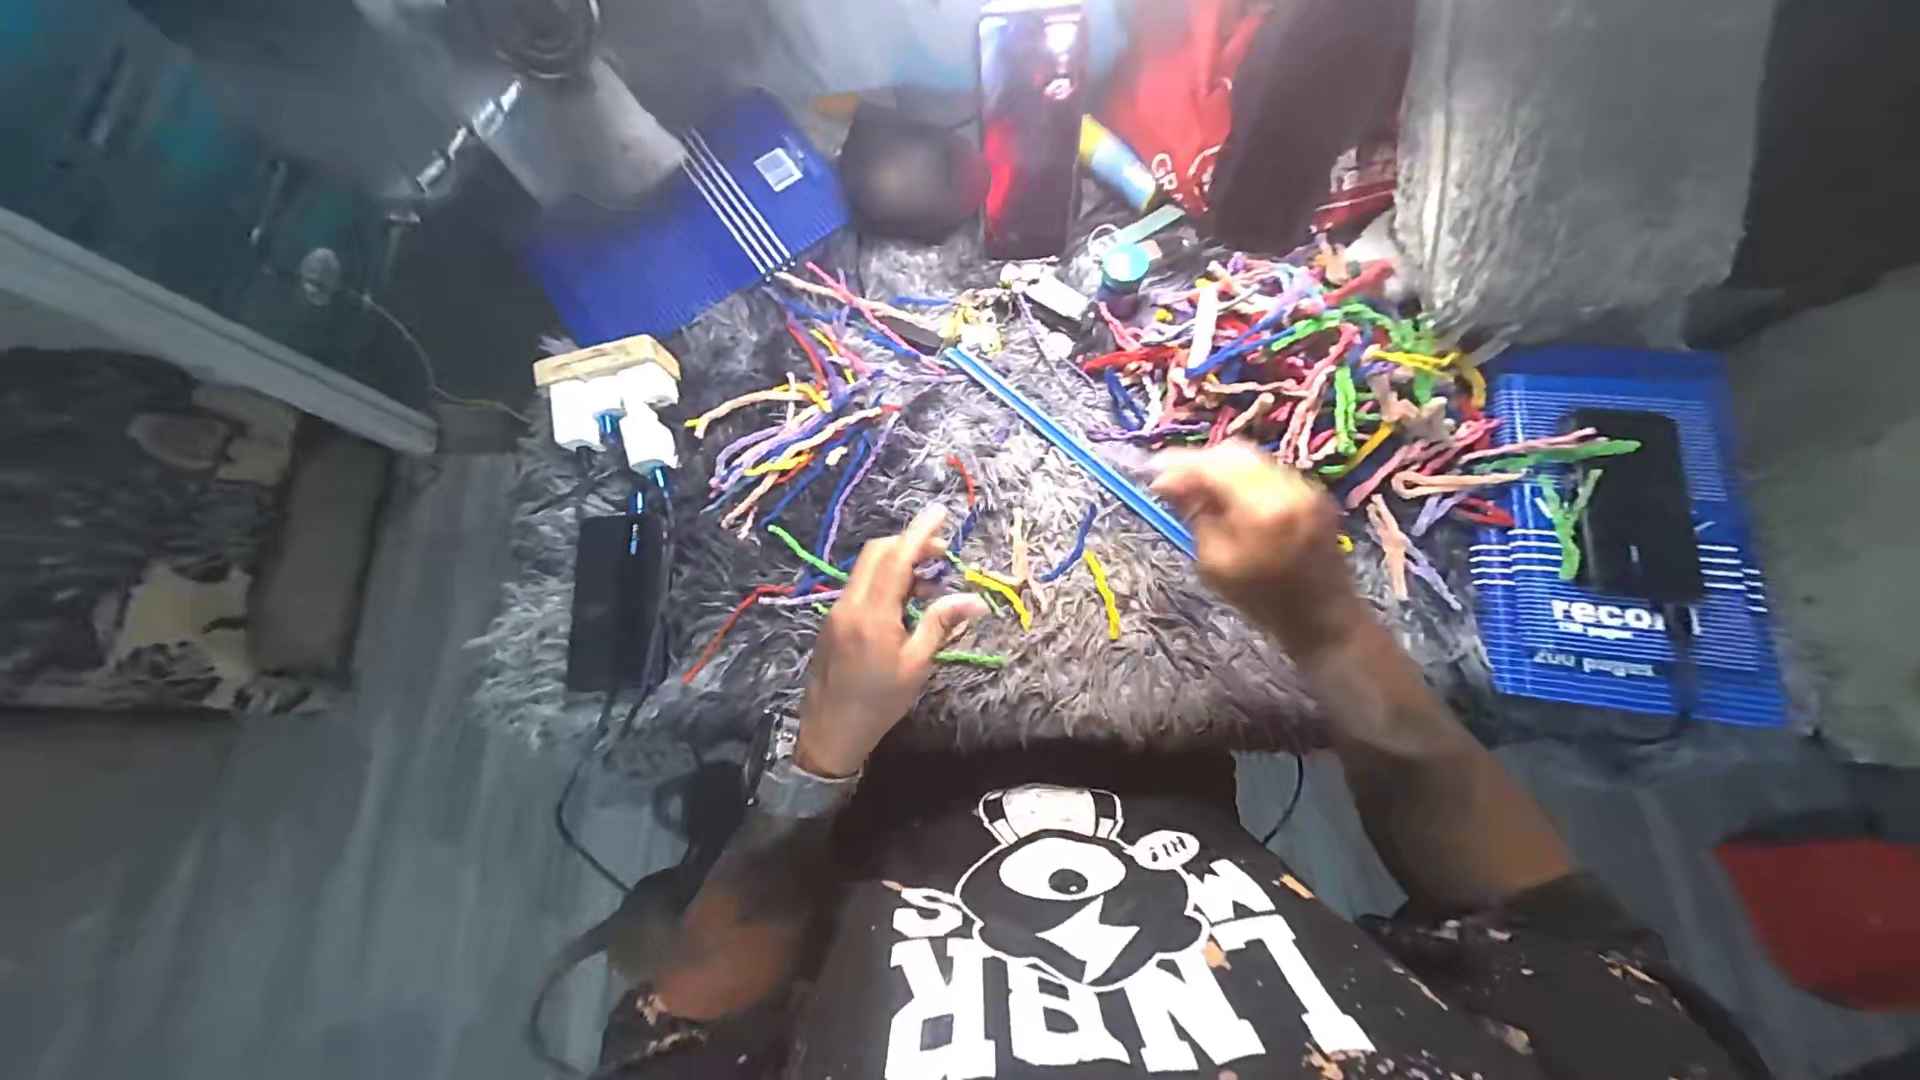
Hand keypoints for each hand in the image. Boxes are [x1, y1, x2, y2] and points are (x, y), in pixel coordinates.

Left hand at [795, 505, 989, 777]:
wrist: (829, 732)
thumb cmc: (879, 703)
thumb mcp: (916, 665)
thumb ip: (940, 624)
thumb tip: (975, 599)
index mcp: (873, 614)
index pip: (897, 558)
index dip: (920, 532)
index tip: (940, 512)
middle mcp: (850, 603)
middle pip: (877, 553)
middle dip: (909, 543)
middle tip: (941, 554)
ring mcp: (837, 610)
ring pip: (867, 568)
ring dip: (898, 563)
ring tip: (929, 585)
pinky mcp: (833, 620)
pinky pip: (860, 586)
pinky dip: (884, 581)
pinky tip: (904, 603)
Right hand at [1150, 439, 1364, 656]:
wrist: (1323, 618)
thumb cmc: (1260, 600)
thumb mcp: (1214, 563)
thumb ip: (1193, 515)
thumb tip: (1165, 482)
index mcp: (1262, 509)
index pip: (1213, 465)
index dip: (1179, 463)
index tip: (1152, 473)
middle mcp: (1288, 488)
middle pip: (1234, 452)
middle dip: (1199, 461)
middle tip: (1173, 481)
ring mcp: (1305, 488)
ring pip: (1251, 457)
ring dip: (1219, 466)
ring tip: (1197, 489)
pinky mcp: (1312, 493)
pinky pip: (1267, 470)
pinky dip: (1240, 476)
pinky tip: (1227, 497)